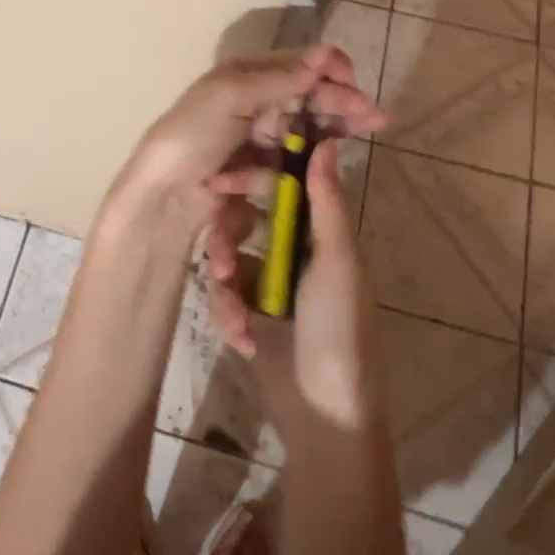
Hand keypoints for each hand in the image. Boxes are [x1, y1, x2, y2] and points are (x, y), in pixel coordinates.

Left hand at [114, 45, 385, 217]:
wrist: (162, 194)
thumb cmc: (191, 136)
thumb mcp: (231, 96)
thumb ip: (279, 79)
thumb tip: (325, 56)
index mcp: (243, 76)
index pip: (296, 67)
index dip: (328, 71)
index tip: (356, 83)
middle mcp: (252, 102)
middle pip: (306, 99)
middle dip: (341, 104)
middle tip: (377, 117)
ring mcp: (255, 137)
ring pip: (304, 131)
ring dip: (331, 132)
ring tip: (363, 134)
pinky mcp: (257, 170)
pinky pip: (288, 164)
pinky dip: (294, 167)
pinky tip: (312, 166)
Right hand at [206, 139, 378, 431]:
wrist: (324, 413)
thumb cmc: (339, 330)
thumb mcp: (337, 264)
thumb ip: (326, 204)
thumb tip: (325, 141)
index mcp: (318, 234)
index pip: (276, 189)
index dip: (247, 182)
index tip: (215, 182)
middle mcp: (292, 253)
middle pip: (244, 224)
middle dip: (226, 243)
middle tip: (217, 263)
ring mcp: (268, 286)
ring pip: (228, 263)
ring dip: (226, 291)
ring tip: (236, 320)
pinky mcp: (249, 316)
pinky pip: (225, 299)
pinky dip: (228, 318)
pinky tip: (241, 340)